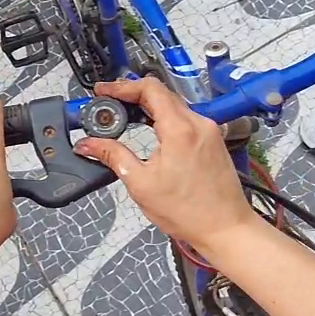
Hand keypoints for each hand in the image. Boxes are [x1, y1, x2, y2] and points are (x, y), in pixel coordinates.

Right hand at [74, 79, 260, 252]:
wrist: (225, 228)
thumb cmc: (189, 212)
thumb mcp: (141, 184)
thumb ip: (113, 156)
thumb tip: (89, 144)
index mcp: (180, 130)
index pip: (149, 88)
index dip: (122, 86)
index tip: (104, 91)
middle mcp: (198, 124)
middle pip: (161, 93)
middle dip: (132, 95)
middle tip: (109, 104)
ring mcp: (209, 131)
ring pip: (174, 105)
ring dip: (148, 106)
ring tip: (126, 116)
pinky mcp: (213, 140)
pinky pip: (185, 118)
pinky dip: (164, 118)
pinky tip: (151, 129)